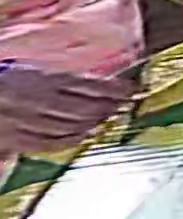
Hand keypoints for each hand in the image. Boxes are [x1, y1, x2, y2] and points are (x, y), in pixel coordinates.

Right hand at [0, 66, 132, 156]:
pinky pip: (45, 144)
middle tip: (123, 108)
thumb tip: (117, 89)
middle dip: (110, 110)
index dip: (121, 91)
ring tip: (105, 121)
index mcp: (46, 80)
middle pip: (85, 109)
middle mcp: (34, 100)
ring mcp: (18, 121)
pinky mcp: (7, 139)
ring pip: (68, 127)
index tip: (134, 92)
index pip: (96, 86)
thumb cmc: (14, 83)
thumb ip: (74, 82)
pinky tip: (83, 136)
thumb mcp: (44, 74)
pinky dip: (70, 141)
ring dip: (93, 125)